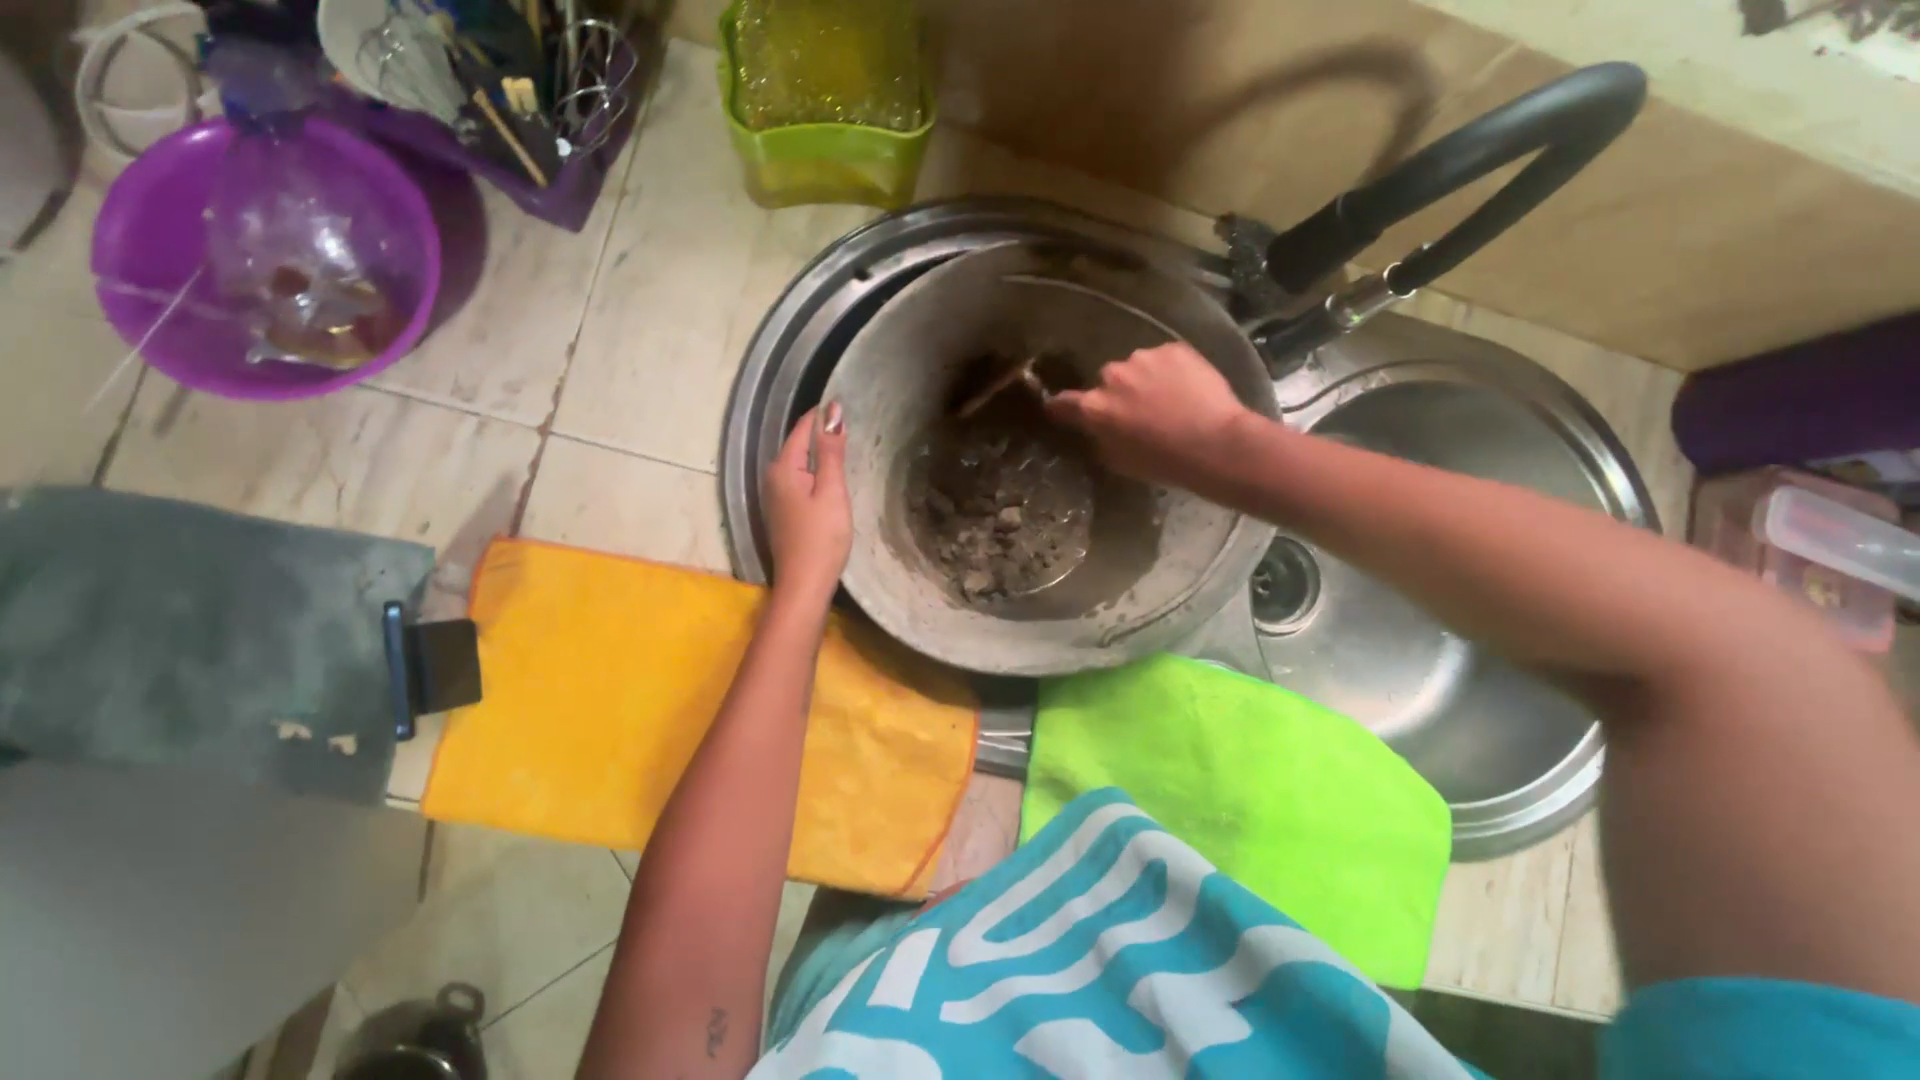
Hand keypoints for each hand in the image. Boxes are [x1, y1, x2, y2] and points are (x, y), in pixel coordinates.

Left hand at [762, 403, 850, 605]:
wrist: (804, 584)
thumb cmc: (822, 538)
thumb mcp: (832, 491)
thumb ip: (832, 451)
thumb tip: (832, 410)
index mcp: (783, 467)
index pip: (804, 428)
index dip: (825, 415)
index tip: (849, 405)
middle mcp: (773, 477)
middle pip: (800, 444)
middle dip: (823, 433)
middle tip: (855, 426)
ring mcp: (775, 495)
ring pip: (800, 463)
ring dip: (821, 455)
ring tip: (849, 448)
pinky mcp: (783, 511)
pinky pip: (800, 480)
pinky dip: (816, 474)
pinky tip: (834, 480)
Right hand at [1045, 343, 1259, 488]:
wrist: (1215, 444)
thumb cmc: (1164, 462)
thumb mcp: (1120, 461)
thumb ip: (1100, 439)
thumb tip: (1097, 428)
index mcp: (1095, 407)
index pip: (1064, 402)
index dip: (1062, 406)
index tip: (1061, 408)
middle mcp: (1112, 375)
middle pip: (1107, 381)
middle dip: (1118, 393)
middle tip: (1140, 410)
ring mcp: (1144, 358)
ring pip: (1138, 367)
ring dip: (1146, 379)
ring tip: (1170, 399)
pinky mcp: (1174, 348)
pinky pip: (1165, 358)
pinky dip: (1172, 370)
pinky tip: (1188, 389)